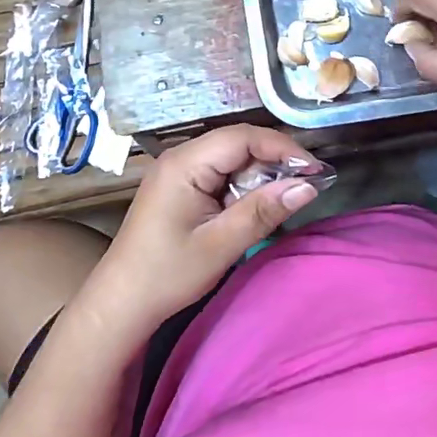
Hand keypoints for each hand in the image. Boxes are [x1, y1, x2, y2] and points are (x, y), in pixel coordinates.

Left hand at [85, 126, 322, 328]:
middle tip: (307, 184)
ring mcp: (178, 170)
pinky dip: (242, 185)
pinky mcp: (180, 185)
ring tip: (288, 196)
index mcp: (184, 163)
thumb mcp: (221, 243)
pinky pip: (219, 172)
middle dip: (274, 160)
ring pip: (230, 157)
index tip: (314, 171)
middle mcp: (180, 157)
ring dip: (260, 173)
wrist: (122, 299)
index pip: (241, 137)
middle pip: (236, 143)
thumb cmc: (168, 273)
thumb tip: (308, 186)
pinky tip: (258, 204)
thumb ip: (263, 210)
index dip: (281, 147)